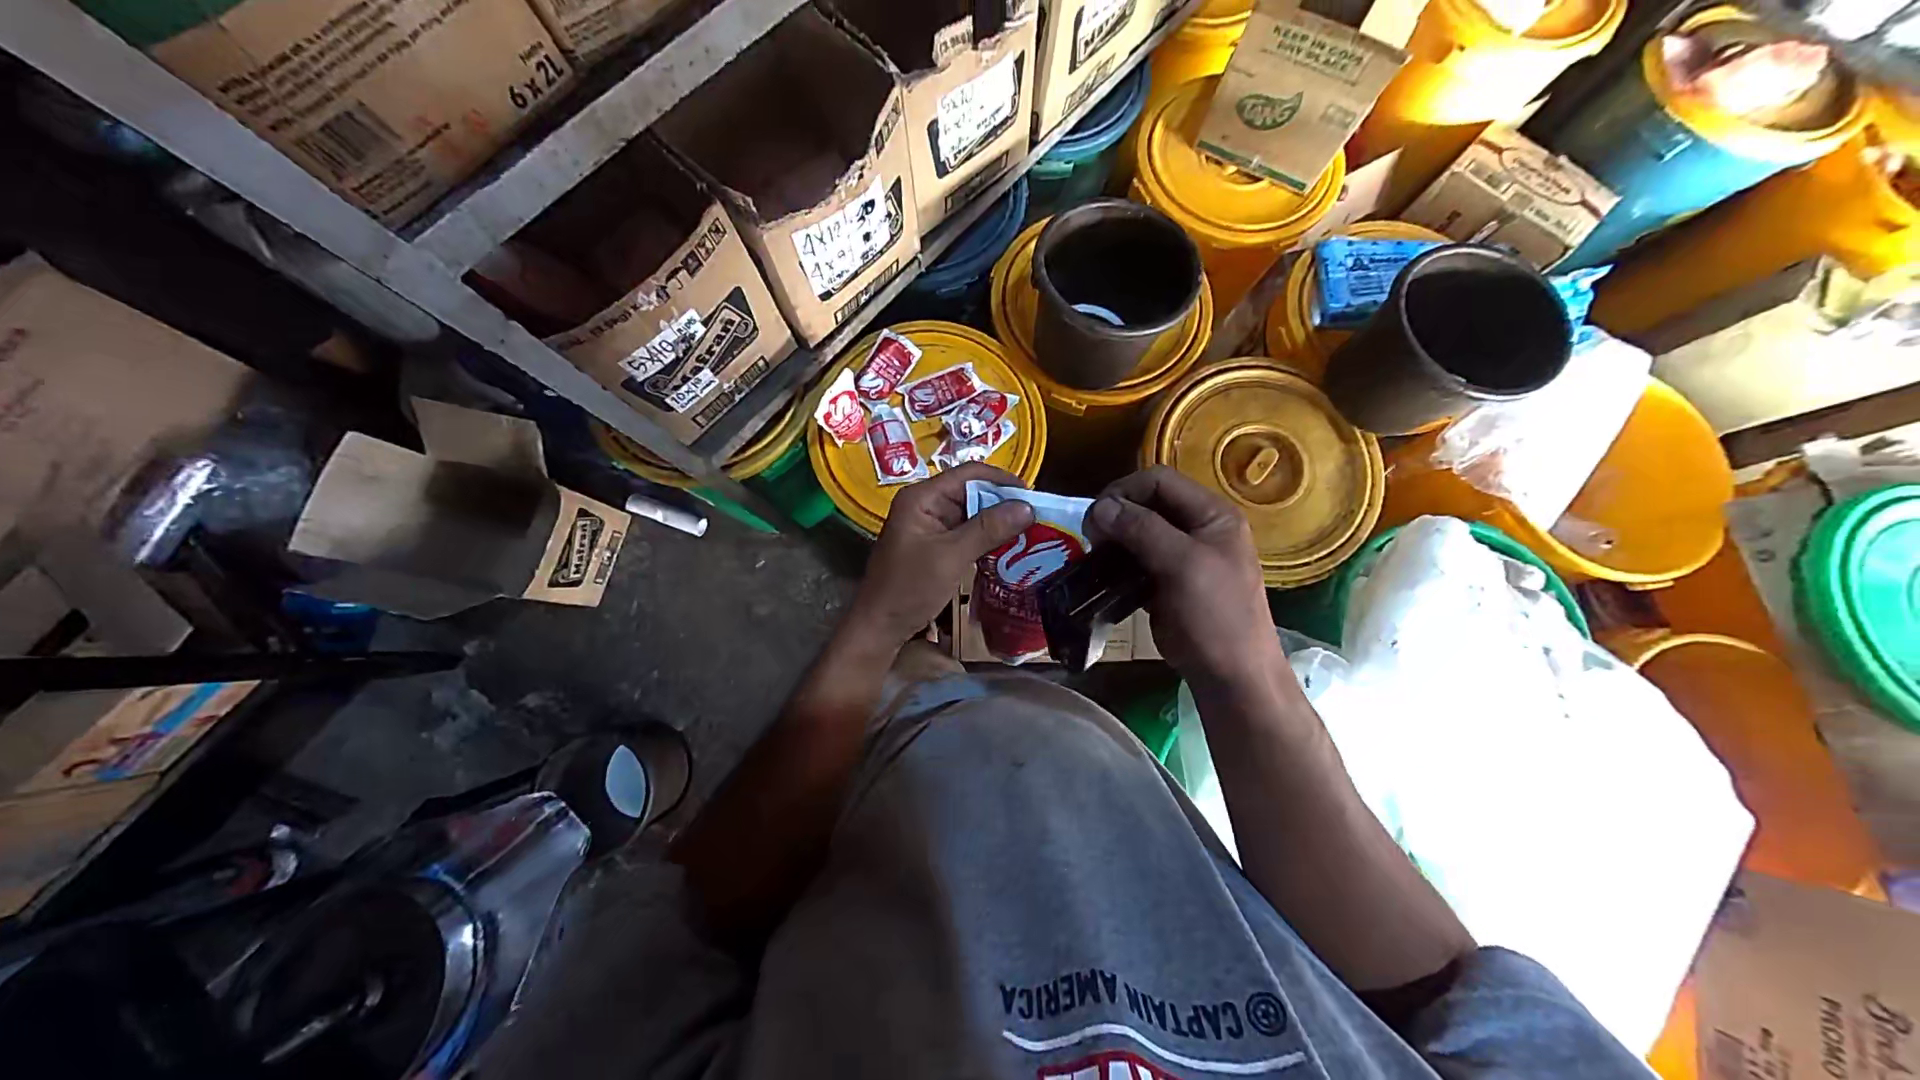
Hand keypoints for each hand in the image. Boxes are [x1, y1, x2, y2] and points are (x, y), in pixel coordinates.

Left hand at [845, 463, 1034, 648]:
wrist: (880, 626)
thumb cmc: (910, 588)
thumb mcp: (951, 556)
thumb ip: (988, 529)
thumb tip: (1027, 507)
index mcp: (922, 497)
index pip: (969, 474)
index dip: (1002, 480)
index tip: (1033, 495)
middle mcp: (925, 504)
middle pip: (971, 492)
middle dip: (1003, 503)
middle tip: (1037, 517)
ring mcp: (929, 526)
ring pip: (971, 514)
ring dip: (997, 522)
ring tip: (1029, 532)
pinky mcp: (934, 545)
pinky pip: (965, 533)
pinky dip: (986, 538)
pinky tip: (1007, 548)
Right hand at [1086, 467, 1284, 699]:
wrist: (1230, 674)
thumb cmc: (1215, 615)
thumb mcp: (1183, 564)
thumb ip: (1143, 529)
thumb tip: (1100, 507)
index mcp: (1212, 514)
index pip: (1160, 481)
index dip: (1125, 491)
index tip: (1096, 516)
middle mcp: (1197, 527)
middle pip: (1146, 502)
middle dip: (1116, 514)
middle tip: (1092, 538)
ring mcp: (1181, 555)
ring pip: (1137, 530)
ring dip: (1113, 538)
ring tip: (1094, 556)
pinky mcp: (1165, 580)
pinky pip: (1135, 558)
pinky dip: (1116, 561)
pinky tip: (1102, 573)